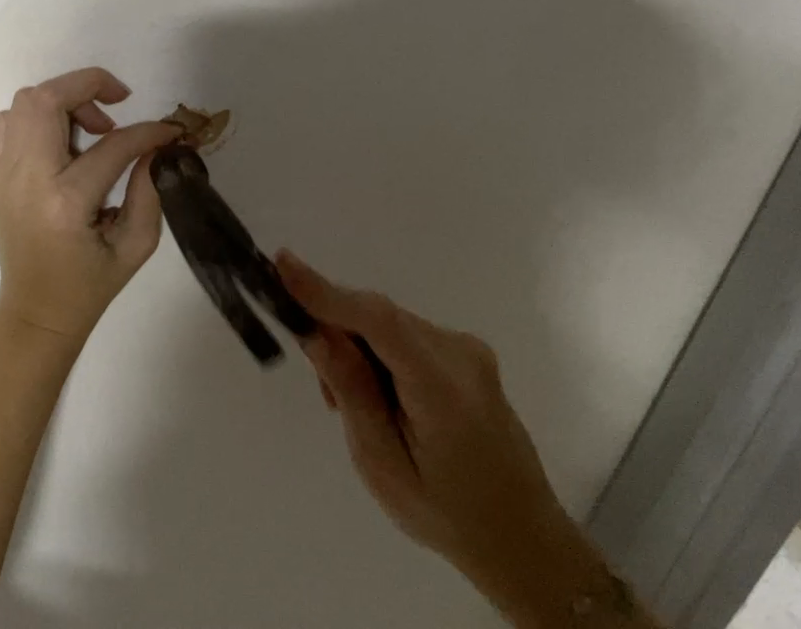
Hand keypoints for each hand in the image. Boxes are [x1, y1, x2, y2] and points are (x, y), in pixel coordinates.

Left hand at [0, 68, 181, 343]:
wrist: (35, 311)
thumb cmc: (89, 285)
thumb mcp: (135, 246)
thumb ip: (150, 191)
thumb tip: (157, 147)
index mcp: (65, 202)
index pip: (111, 145)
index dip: (146, 132)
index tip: (168, 132)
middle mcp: (27, 179)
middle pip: (47, 100)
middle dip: (88, 87)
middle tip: (116, 110)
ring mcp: (3, 174)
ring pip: (24, 103)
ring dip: (62, 101)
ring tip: (90, 130)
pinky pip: (10, 122)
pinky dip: (39, 117)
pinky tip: (63, 142)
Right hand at [276, 251, 651, 627]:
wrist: (521, 536)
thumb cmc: (445, 512)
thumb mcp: (382, 464)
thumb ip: (351, 391)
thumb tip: (314, 332)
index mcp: (443, 388)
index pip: (376, 320)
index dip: (325, 291)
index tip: (279, 265)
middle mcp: (460, 353)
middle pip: (377, 317)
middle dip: (333, 333)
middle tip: (323, 395)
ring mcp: (468, 350)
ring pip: (385, 324)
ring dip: (353, 349)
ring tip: (351, 410)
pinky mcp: (466, 355)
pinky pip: (402, 336)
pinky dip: (375, 355)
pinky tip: (377, 400)